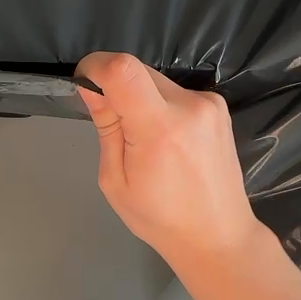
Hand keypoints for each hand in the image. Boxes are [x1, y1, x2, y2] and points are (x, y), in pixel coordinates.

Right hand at [76, 52, 266, 269]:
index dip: (96, 66)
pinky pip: (174, 92)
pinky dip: (157, 105)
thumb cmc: (158, 217)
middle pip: (138, 70)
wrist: (216, 233)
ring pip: (156, 80)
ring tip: (138, 139)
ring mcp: (209, 103)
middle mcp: (190, 106)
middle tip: (108, 122)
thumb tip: (91, 90)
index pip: (123, 70)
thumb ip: (107, 128)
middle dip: (114, 86)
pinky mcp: (217, 106)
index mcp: (160, 129)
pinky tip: (161, 140)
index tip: (83, 83)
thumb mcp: (115, 180)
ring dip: (137, 98)